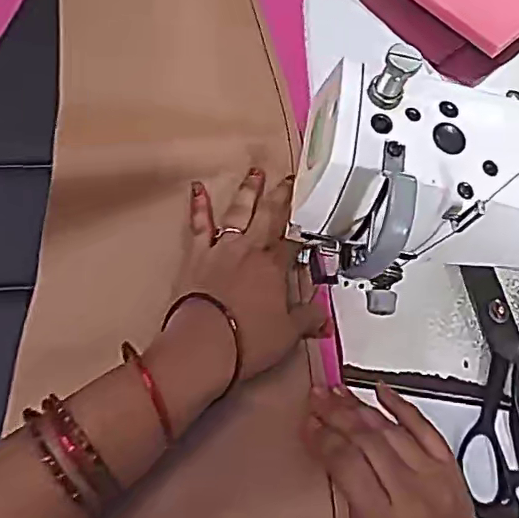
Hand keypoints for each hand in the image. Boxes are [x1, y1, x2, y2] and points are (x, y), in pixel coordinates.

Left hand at [175, 168, 326, 382]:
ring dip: (249, 191)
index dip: (303, 233)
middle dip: (282, 196)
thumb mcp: (287, 333)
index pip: (294, 243)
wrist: (204, 343)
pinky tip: (198, 189)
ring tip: (255, 173)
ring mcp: (223, 249)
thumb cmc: (245, 339)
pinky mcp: (197, 254)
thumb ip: (306, 320)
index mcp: (275, 267)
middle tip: (289, 180)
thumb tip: (321, 318)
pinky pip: (199, 224)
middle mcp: (250, 250)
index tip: (309, 225)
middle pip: (271, 215)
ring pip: (240, 211)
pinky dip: (198, 205)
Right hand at [303, 383, 478, 517]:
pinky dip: (403, 407)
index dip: (323, 438)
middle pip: (369, 440)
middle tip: (317, 396)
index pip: (348, 464)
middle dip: (338, 414)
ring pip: (393, 430)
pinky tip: (383, 392)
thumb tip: (323, 454)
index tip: (307, 424)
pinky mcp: (452, 473)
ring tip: (338, 392)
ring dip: (362, 408)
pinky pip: (426, 428)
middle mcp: (416, 497)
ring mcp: (437, 481)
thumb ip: (342, 508)